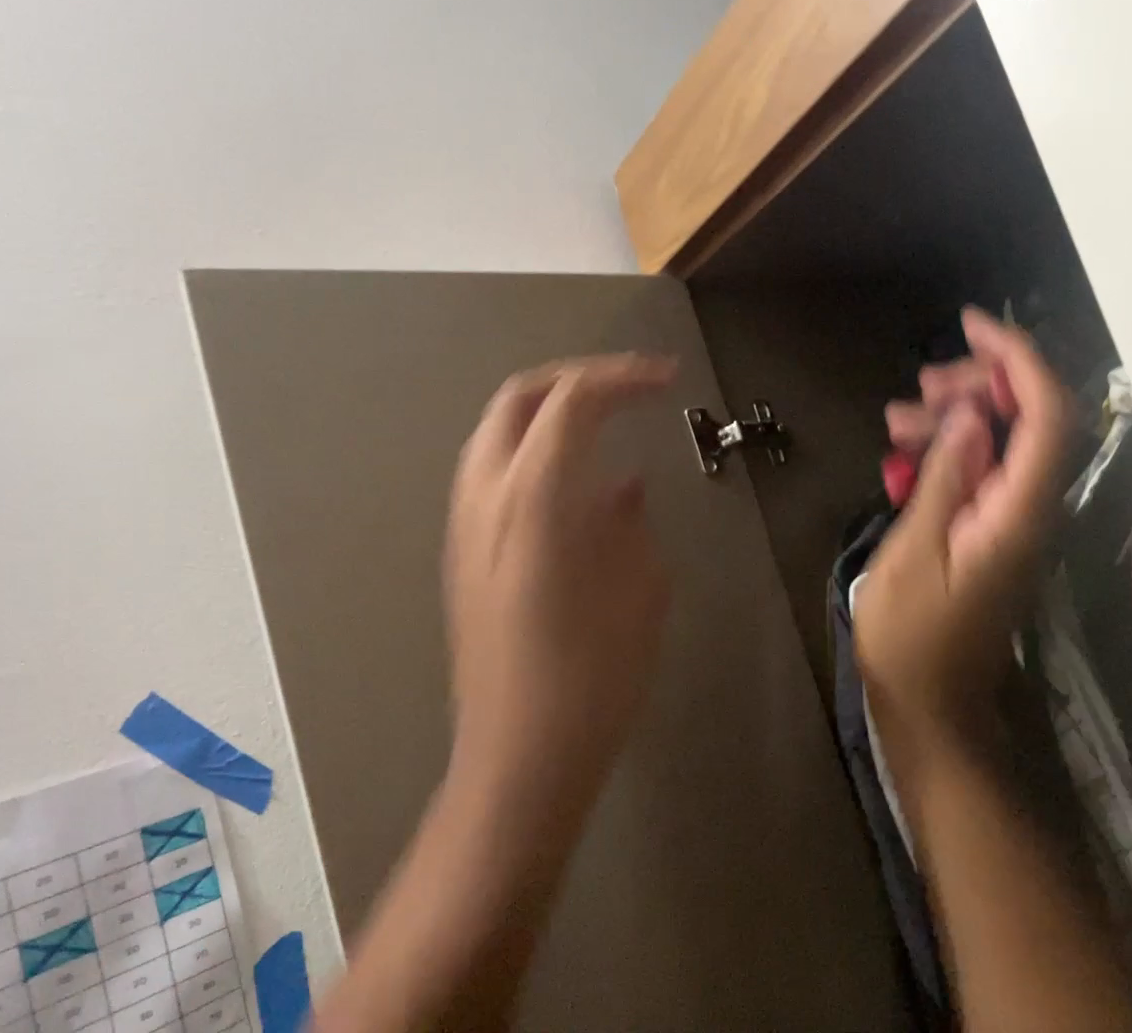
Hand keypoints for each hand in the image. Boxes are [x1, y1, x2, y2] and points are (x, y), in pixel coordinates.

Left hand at [444, 354, 677, 792]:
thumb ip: (630, 522)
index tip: (668, 381)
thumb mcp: (640, 591)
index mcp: (535, 498)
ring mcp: (465, 527)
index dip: (623, 378)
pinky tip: (576, 490)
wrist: (520, 754)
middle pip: (518, 400)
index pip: (573, 402)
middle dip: (574, 381)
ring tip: (604, 429)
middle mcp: (486, 498)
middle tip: (628, 391)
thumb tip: (623, 488)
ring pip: (496, 436)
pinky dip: (533, 456)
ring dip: (548, 416)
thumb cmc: (595, 678)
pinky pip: (493, 476)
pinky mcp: (462, 556)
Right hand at [854, 308, 1075, 739]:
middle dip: (976, 387)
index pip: (1047, 416)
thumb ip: (947, 479)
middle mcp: (1032, 510)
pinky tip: (904, 459)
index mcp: (1020, 514)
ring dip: (954, 420)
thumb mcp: (914, 553)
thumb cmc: (912, 639)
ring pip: (1001, 443)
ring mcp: (1015, 521)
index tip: (970, 326)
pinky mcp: (995, 533)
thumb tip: (971, 415)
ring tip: (896, 423)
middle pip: (1029, 419)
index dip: (1018, 359)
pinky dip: (948, 455)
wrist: (930, 705)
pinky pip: (983, 473)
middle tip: (917, 390)